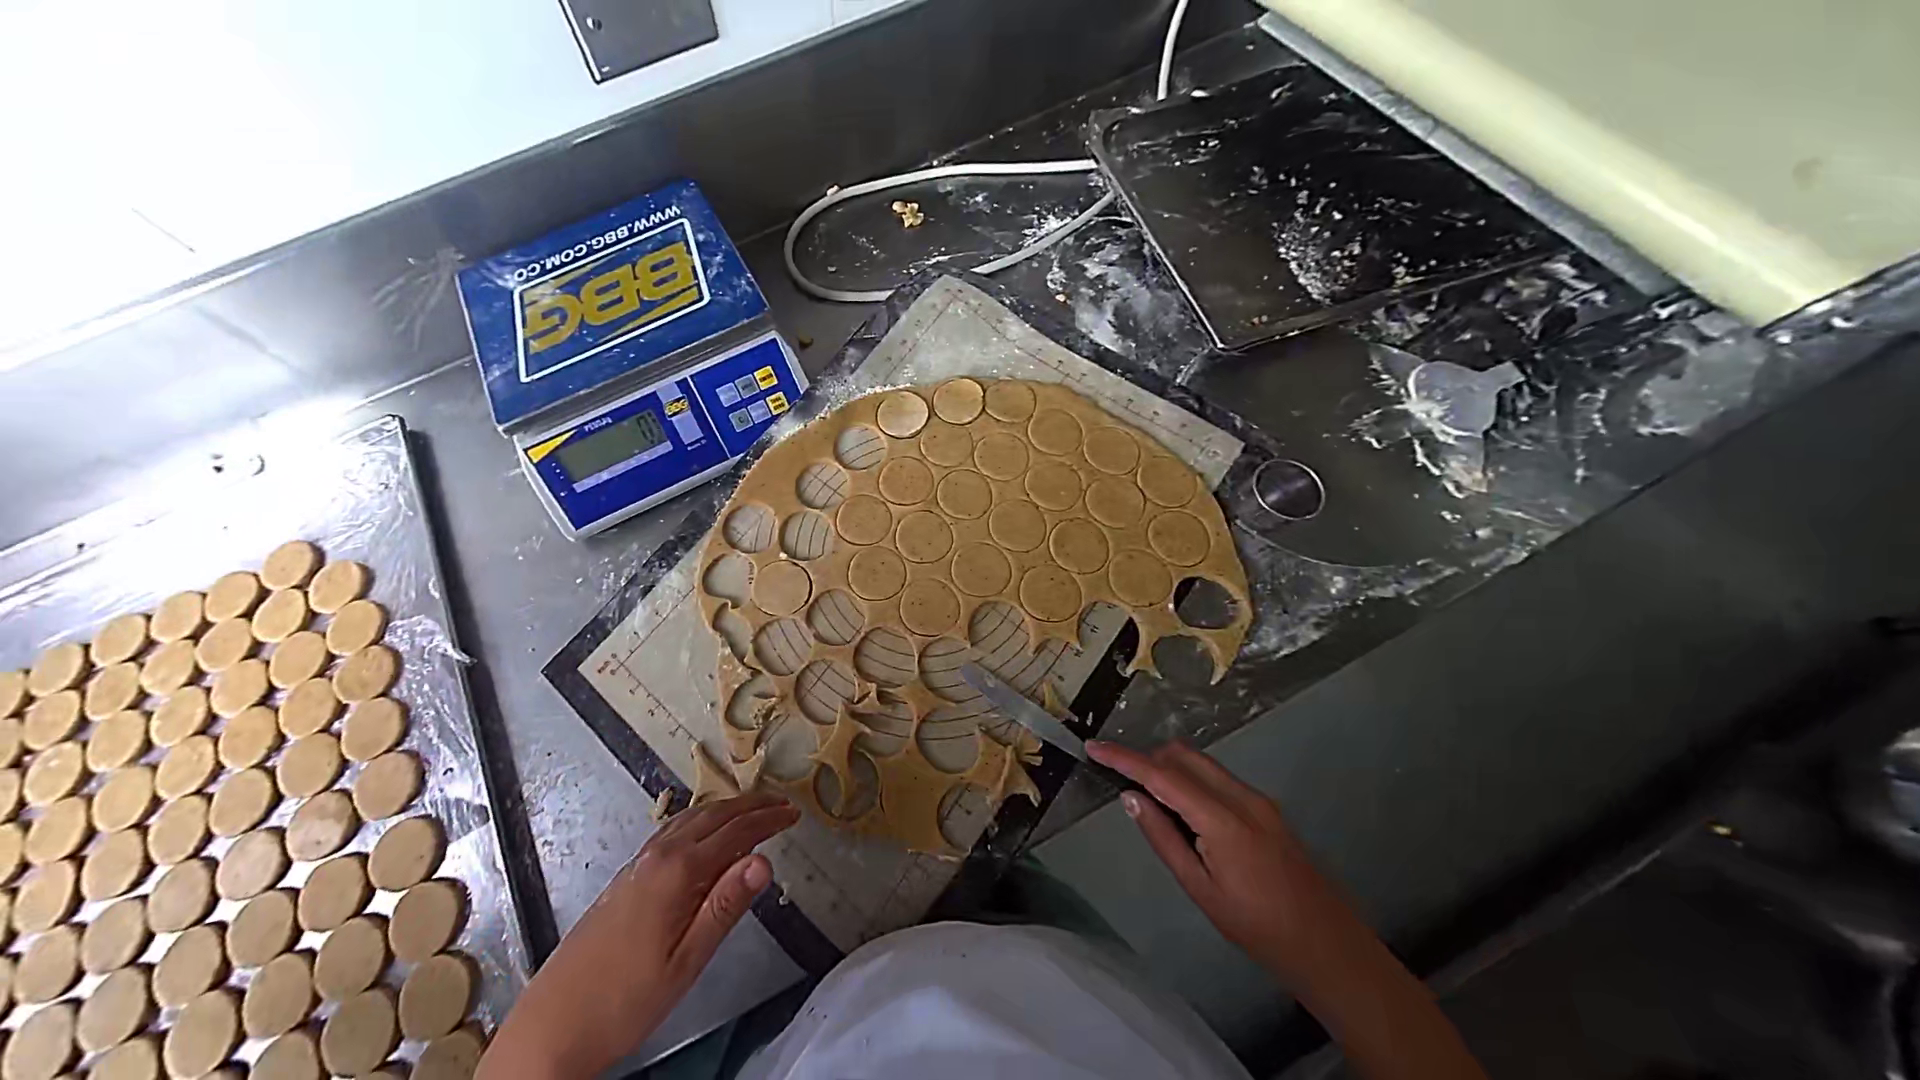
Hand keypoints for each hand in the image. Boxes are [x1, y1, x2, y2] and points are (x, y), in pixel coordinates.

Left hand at [480, 791, 799, 1079]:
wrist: (550, 1028)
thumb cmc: (625, 1002)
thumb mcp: (687, 961)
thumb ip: (726, 906)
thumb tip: (764, 861)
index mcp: (678, 873)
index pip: (735, 834)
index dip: (768, 821)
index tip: (794, 814)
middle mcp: (658, 857)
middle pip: (714, 816)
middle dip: (752, 806)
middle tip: (782, 804)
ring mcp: (638, 864)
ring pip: (691, 819)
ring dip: (727, 808)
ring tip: (754, 808)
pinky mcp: (626, 877)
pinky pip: (673, 830)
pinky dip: (701, 819)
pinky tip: (704, 830)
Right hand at [1087, 740, 1487, 1079]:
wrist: (1328, 945)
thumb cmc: (1257, 926)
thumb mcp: (1200, 888)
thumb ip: (1163, 837)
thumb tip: (1131, 797)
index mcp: (1223, 818)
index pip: (1162, 774)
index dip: (1124, 758)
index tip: (1093, 746)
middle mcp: (1242, 796)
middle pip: (1183, 755)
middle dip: (1147, 758)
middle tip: (1121, 782)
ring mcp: (1257, 798)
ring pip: (1201, 762)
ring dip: (1169, 768)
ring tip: (1149, 801)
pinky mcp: (1265, 807)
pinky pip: (1217, 778)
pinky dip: (1190, 781)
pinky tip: (1183, 813)